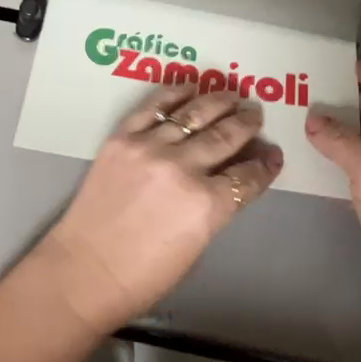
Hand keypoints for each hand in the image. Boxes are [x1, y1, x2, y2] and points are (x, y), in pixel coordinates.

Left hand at [31, 84, 283, 332]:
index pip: (247, 176)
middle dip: (247, 123)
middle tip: (256, 112)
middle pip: (226, 136)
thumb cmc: (144, 275)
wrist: (86, 269)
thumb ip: (216, 208)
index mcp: (208, 205)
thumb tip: (232, 182)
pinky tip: (190, 86)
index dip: (265, 164)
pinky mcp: (123, 137)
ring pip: (195, 113)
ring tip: (232, 94)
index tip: (274, 152)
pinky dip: (175, 92)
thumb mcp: (196, 246)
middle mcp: (184, 168)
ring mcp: (151, 147)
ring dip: (219, 101)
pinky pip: (155, 105)